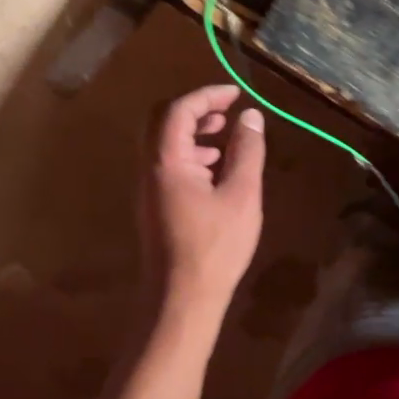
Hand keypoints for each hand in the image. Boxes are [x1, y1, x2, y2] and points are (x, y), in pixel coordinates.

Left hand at [143, 85, 264, 309]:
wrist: (181, 305)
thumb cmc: (215, 248)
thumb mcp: (242, 194)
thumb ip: (247, 149)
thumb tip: (250, 115)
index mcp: (166, 162)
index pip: (179, 110)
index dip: (207, 95)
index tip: (236, 93)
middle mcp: (149, 170)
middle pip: (162, 121)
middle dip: (196, 109)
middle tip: (226, 111)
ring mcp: (148, 191)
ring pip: (163, 144)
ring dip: (193, 132)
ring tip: (226, 138)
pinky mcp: (154, 208)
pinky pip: (167, 165)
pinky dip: (190, 154)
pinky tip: (216, 171)